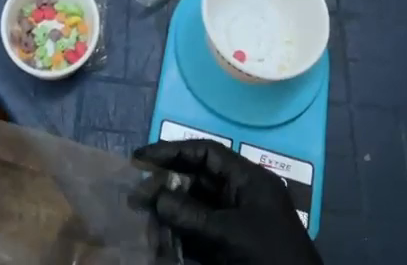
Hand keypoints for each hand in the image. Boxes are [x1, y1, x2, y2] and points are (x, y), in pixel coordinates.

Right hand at [131, 139, 322, 264]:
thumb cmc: (269, 257)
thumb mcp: (228, 234)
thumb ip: (189, 214)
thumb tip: (154, 196)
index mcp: (250, 180)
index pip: (207, 153)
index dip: (173, 151)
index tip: (142, 158)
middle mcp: (244, 194)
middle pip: (200, 177)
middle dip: (169, 181)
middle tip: (137, 188)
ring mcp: (240, 221)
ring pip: (198, 205)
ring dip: (172, 208)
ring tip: (144, 212)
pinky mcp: (234, 246)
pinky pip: (202, 231)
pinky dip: (182, 232)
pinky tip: (161, 236)